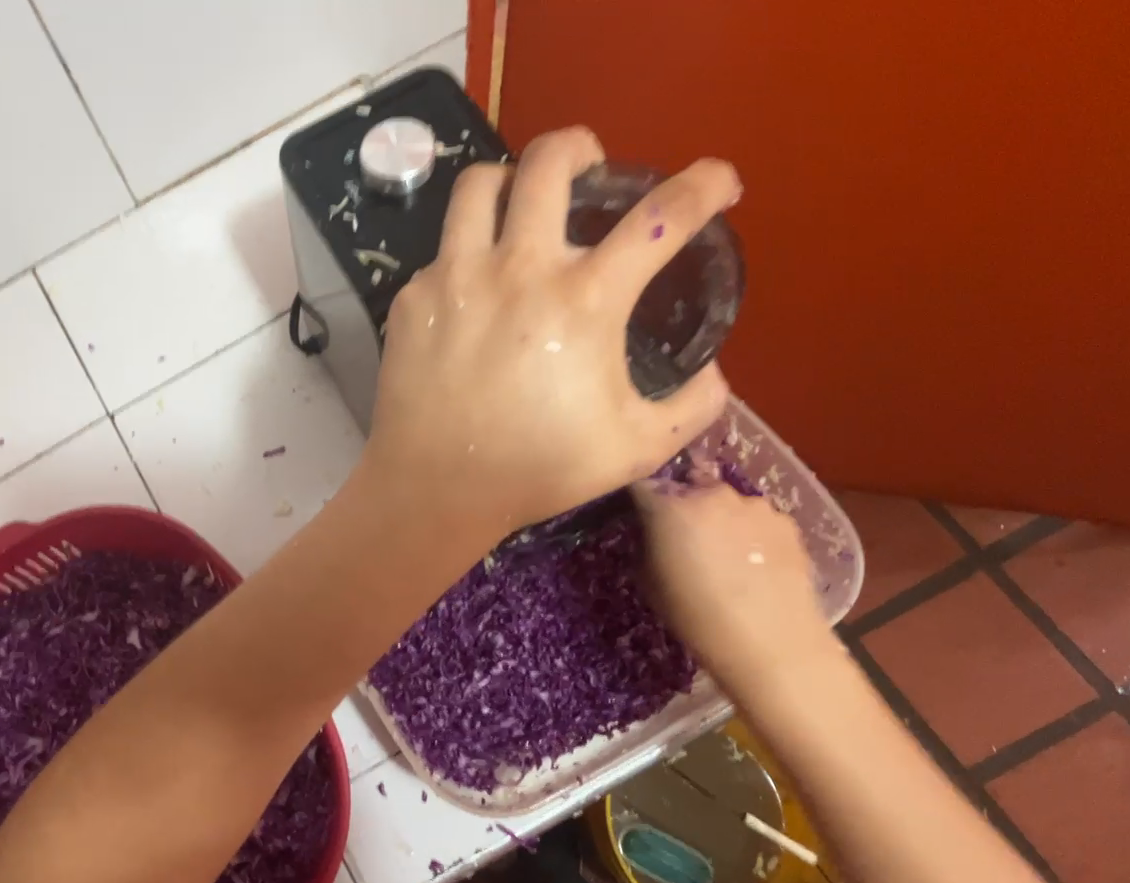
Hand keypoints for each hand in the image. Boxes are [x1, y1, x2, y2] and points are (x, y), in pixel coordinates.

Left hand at [362, 126, 736, 541]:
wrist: (435, 489)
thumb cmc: (537, 470)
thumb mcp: (637, 448)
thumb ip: (692, 405)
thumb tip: (712, 372)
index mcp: (585, 300)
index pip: (662, 216)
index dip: (704, 186)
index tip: (717, 183)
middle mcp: (518, 270)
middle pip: (550, 160)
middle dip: (581, 146)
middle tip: (591, 167)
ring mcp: (456, 277)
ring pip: (479, 184)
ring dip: (510, 181)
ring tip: (521, 207)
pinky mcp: (413, 297)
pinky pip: (442, 249)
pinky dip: (467, 253)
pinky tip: (475, 290)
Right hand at [632, 479, 834, 691]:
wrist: (771, 642)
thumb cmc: (696, 616)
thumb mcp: (649, 584)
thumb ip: (646, 547)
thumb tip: (651, 536)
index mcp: (669, 506)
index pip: (643, 485)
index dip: (640, 499)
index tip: (640, 515)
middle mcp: (712, 494)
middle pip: (690, 486)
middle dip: (682, 504)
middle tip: (683, 536)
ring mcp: (754, 505)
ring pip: (727, 502)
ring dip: (719, 517)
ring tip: (724, 553)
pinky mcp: (787, 522)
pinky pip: (757, 519)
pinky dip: (749, 532)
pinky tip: (753, 563)